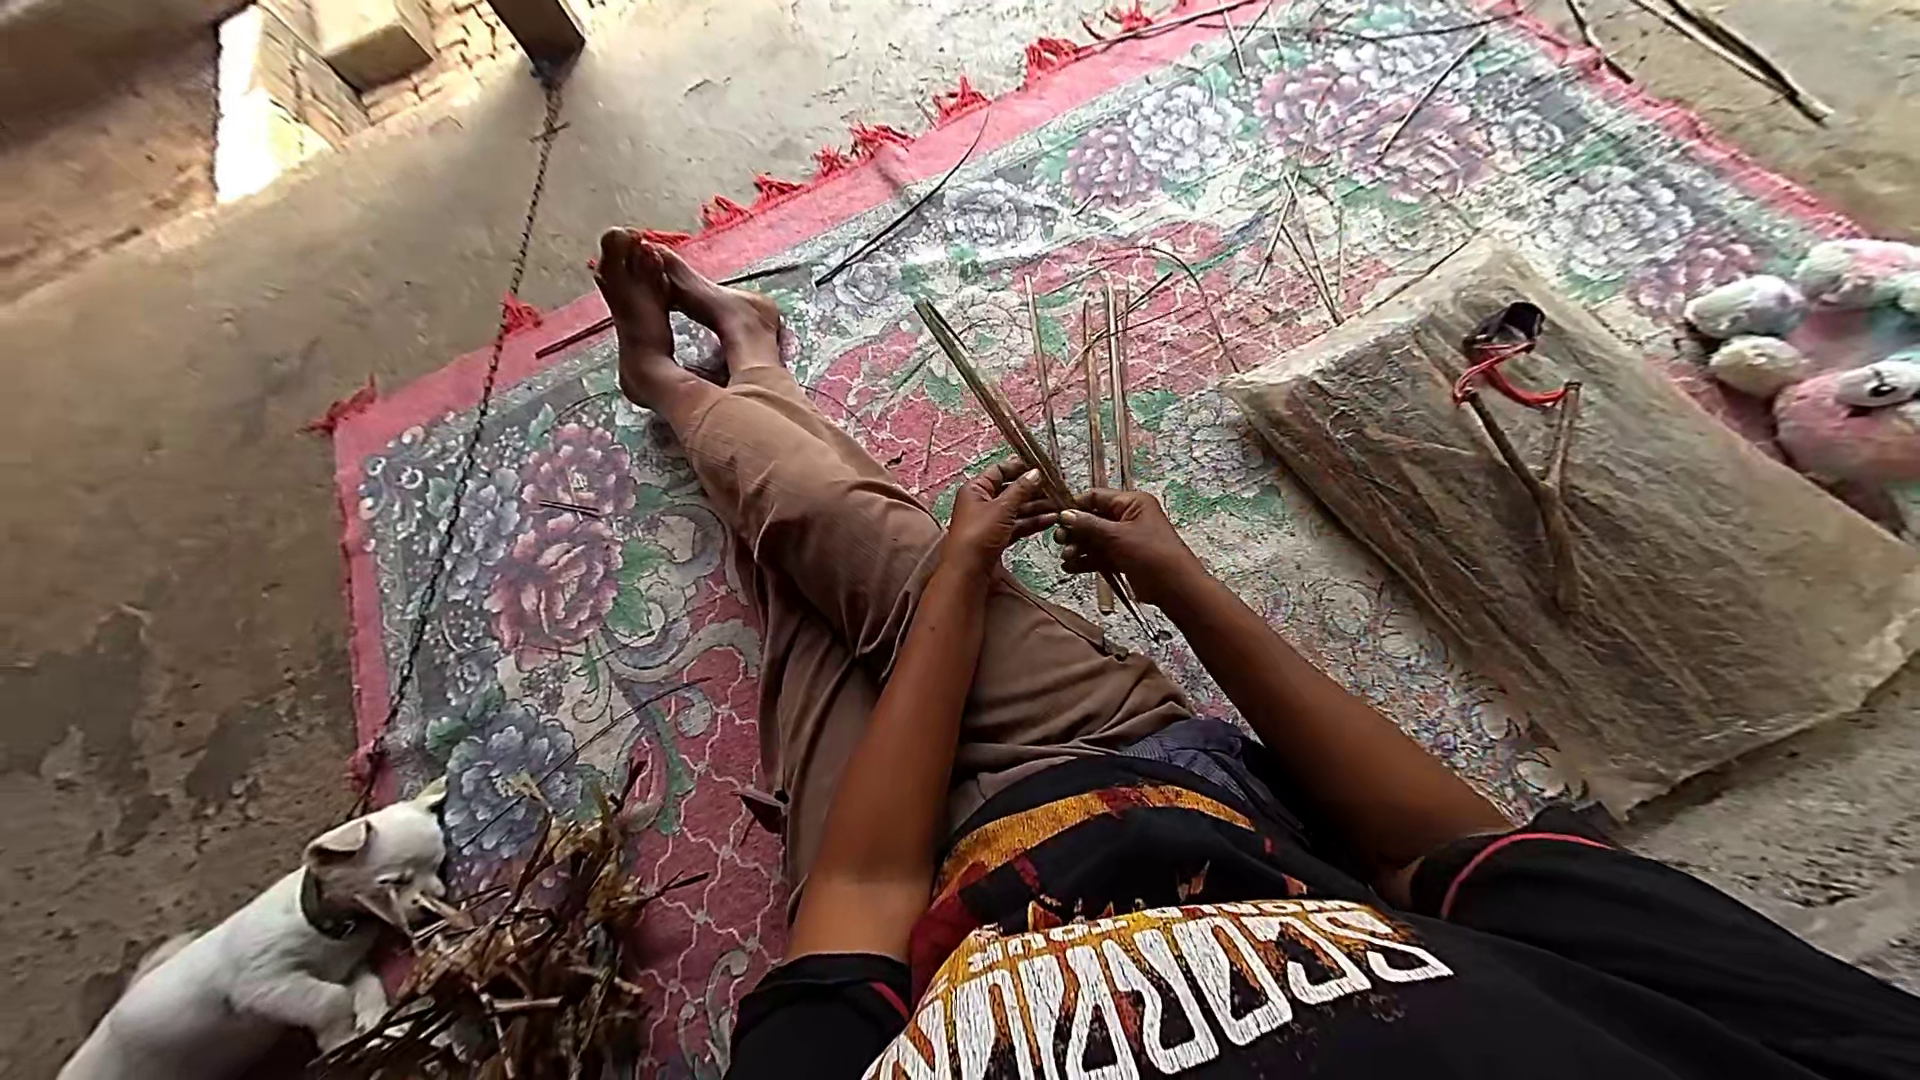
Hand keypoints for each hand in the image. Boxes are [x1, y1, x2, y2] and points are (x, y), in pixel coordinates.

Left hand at [945, 460, 1056, 570]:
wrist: (968, 572)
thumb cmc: (979, 535)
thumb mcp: (1002, 508)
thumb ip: (1021, 489)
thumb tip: (1035, 473)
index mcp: (975, 489)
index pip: (999, 471)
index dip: (1019, 467)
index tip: (1041, 466)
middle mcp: (981, 503)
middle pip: (1010, 491)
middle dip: (1033, 490)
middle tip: (1055, 487)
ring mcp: (990, 521)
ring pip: (1016, 509)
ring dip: (1036, 507)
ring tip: (1058, 504)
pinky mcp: (997, 538)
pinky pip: (1017, 525)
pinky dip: (1032, 523)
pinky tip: (1050, 520)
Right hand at [1053, 489, 1203, 607]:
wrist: (1175, 587)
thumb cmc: (1150, 554)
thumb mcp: (1116, 535)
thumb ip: (1088, 524)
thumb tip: (1065, 515)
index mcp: (1132, 503)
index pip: (1096, 497)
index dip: (1075, 506)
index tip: (1057, 517)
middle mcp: (1128, 517)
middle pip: (1093, 519)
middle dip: (1075, 531)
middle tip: (1059, 541)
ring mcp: (1125, 539)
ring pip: (1094, 539)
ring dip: (1078, 548)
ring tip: (1066, 558)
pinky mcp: (1123, 558)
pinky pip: (1100, 555)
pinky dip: (1086, 560)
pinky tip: (1070, 568)